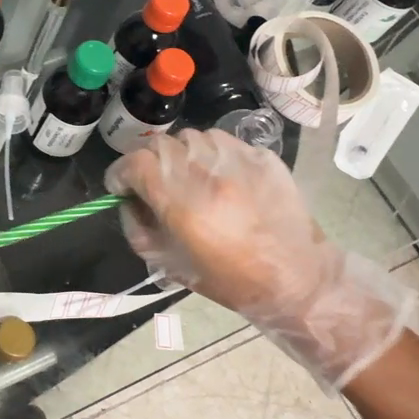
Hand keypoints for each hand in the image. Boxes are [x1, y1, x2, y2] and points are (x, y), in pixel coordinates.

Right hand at [105, 128, 413, 391]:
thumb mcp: (170, 265)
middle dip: (147, 162)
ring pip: (193, 137)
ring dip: (180, 154)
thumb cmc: (230, 280)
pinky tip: (218, 177)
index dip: (120, 173)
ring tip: (187, 177)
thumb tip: (130, 203)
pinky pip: (224, 142)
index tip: (122, 188)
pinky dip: (211, 154)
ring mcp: (239, 160)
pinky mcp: (263, 157)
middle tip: (152, 183)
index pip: (136, 164)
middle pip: (160, 145)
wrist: (297, 278)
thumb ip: (140, 229)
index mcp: (183, 203)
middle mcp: (209, 173)